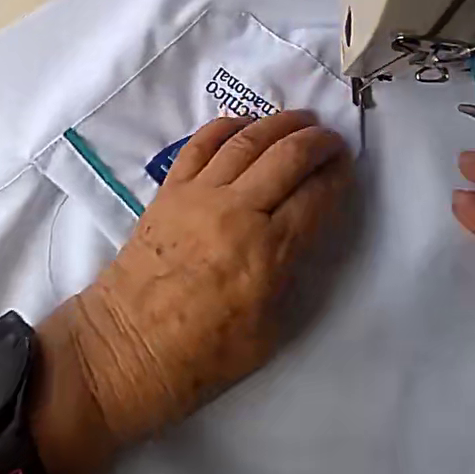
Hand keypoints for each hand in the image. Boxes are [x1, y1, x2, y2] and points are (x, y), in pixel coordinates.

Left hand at [64, 111, 352, 446]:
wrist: (127, 345)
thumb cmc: (202, 354)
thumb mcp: (270, 330)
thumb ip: (291, 273)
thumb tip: (302, 230)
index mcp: (268, 252)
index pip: (315, 197)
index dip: (337, 177)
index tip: (347, 167)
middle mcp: (235, 211)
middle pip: (286, 157)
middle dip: (317, 141)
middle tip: (332, 139)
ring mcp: (198, 194)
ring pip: (246, 141)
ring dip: (278, 123)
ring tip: (300, 119)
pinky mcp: (169, 189)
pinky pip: (200, 144)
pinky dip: (226, 126)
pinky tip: (245, 123)